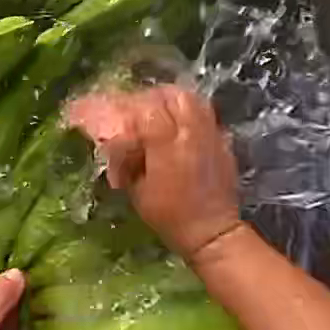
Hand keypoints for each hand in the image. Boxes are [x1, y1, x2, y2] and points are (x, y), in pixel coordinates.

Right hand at [66, 84, 245, 261]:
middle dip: (146, 98)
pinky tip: (174, 121)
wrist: (212, 232)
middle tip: (131, 109)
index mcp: (166, 144)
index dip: (123, 108)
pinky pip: (202, 111)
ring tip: (153, 109)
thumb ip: (125, 156)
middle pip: (167, 96)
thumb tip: (113, 137)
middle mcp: (190, 132)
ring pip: (187, 98)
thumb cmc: (168, 214)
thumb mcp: (135, 187)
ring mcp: (209, 132)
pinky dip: (185, 109)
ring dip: (167, 98)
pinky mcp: (221, 139)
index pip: (143, 110)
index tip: (109, 112)